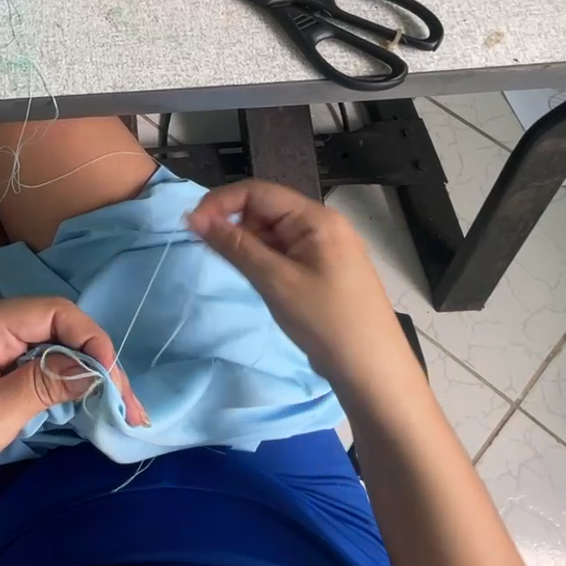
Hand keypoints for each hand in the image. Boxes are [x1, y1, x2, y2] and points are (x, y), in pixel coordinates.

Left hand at [0, 296, 147, 490]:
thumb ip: (40, 386)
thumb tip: (91, 367)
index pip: (54, 311)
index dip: (91, 339)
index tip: (114, 381)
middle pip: (57, 324)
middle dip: (95, 358)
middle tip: (127, 405)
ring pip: (51, 340)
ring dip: (84, 368)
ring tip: (116, 405)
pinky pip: (36, 354)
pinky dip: (63, 375)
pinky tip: (84, 396)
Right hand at [186, 179, 407, 385]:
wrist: (374, 373)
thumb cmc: (326, 321)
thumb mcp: (274, 280)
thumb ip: (234, 245)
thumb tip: (194, 218)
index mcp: (316, 218)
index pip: (257, 192)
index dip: (220, 203)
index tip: (191, 226)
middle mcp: (321, 225)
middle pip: (263, 209)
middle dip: (232, 224)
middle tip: (208, 250)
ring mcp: (323, 247)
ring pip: (270, 231)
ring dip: (245, 243)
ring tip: (234, 268)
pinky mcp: (321, 268)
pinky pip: (281, 250)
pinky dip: (261, 258)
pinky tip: (254, 277)